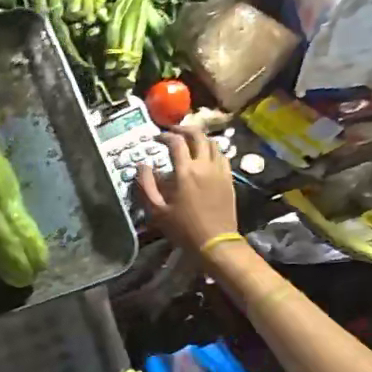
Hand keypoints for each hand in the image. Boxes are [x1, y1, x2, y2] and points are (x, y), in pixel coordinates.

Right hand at [137, 125, 238, 255]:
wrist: (216, 242)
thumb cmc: (184, 228)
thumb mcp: (157, 210)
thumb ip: (146, 185)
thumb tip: (142, 166)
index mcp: (186, 172)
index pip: (176, 142)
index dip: (165, 136)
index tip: (157, 138)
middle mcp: (205, 165)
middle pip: (198, 135)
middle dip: (184, 129)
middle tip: (174, 131)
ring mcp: (220, 171)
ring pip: (213, 143)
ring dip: (200, 137)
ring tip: (190, 141)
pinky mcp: (229, 179)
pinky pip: (222, 156)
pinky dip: (212, 150)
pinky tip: (206, 156)